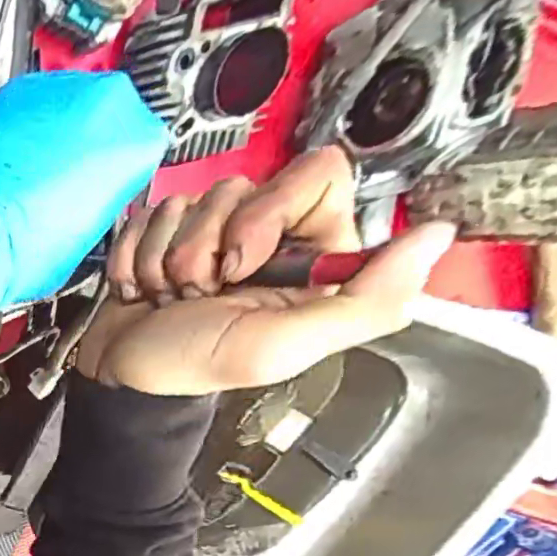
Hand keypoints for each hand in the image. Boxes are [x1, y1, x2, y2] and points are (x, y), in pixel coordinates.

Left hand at [0, 71, 169, 329]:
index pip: (146, 150)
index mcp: (139, 141)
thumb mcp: (85, 243)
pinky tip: (14, 163)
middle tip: (69, 184)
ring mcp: (62, 89)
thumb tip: (89, 205)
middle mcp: (108, 101)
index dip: (122, 176)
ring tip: (37, 177)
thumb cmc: (22, 247)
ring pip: (76, 108)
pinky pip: (38, 106)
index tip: (107, 189)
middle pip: (114, 120)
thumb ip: (100, 209)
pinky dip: (29, 128)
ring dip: (62, 135)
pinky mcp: (19, 89)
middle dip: (94, 147)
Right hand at [75, 146, 456, 396]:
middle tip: (199, 291)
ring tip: (167, 298)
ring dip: (165, 258)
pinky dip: (137, 258)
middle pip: (240, 187)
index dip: (268, 212)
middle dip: (203, 247)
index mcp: (306, 259)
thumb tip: (435, 238)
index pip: (314, 176)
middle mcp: (263, 240)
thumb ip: (364, 301)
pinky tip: (143, 291)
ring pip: (190, 201)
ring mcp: (209, 236)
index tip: (240, 262)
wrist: (121, 379)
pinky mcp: (164, 238)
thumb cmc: (189, 366)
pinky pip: (151, 215)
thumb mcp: (282, 346)